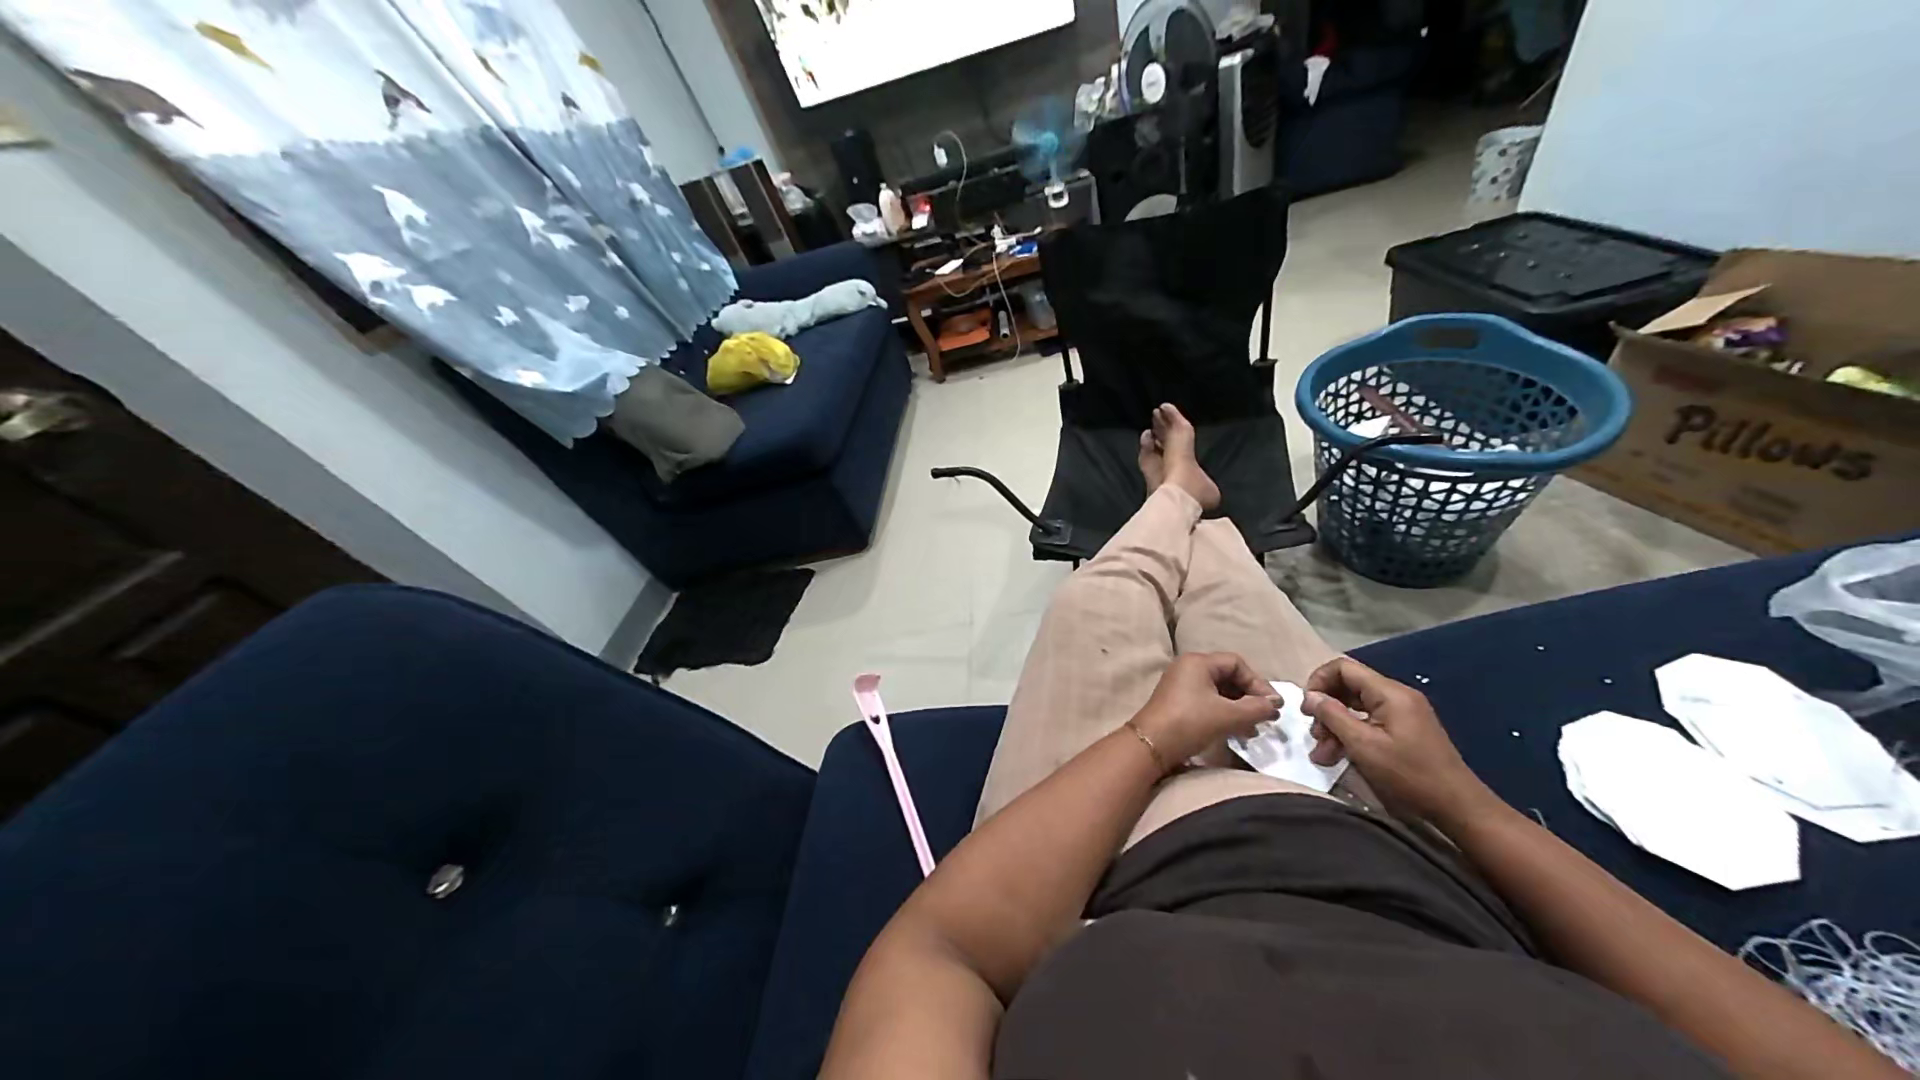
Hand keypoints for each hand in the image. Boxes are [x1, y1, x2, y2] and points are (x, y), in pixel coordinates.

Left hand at [1131, 653, 1280, 766]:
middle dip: (1249, 698)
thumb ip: (1256, 708)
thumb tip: (1275, 703)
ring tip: (1254, 729)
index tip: (1272, 705)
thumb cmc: (1190, 722)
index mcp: (1198, 662)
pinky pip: (1208, 702)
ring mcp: (1181, 686)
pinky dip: (1225, 714)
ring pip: (1219, 692)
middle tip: (1267, 717)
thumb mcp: (1228, 715)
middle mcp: (1188, 668)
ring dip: (1239, 709)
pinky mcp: (1178, 703)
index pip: (1236, 664)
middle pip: (1228, 677)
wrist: (1151, 745)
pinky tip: (1237, 732)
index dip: (1257, 682)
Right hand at [1301, 657, 1497, 824]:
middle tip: (1315, 735)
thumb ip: (1332, 715)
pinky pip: (1368, 721)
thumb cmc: (1409, 774)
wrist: (1458, 807)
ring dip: (1335, 726)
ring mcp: (1402, 713)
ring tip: (1323, 754)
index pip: (1343, 668)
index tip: (1307, 708)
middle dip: (1326, 709)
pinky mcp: (1404, 730)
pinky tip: (1338, 756)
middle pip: (1348, 687)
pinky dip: (1350, 735)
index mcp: (1390, 693)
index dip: (1319, 681)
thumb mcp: (1363, 745)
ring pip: (1355, 707)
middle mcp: (1397, 696)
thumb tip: (1310, 696)